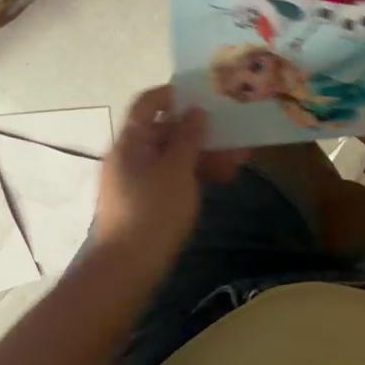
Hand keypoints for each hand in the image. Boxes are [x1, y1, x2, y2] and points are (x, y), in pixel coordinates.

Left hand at [89, 87, 242, 267]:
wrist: (126, 270)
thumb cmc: (153, 211)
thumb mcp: (177, 170)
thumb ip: (188, 137)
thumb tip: (194, 111)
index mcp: (130, 141)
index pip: (148, 103)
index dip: (174, 94)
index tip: (204, 96)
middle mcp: (129, 156)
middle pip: (164, 131)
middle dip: (200, 132)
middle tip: (233, 135)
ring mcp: (135, 181)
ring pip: (172, 157)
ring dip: (203, 156)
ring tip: (237, 163)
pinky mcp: (143, 204)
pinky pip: (171, 178)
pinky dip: (193, 175)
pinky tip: (221, 180)